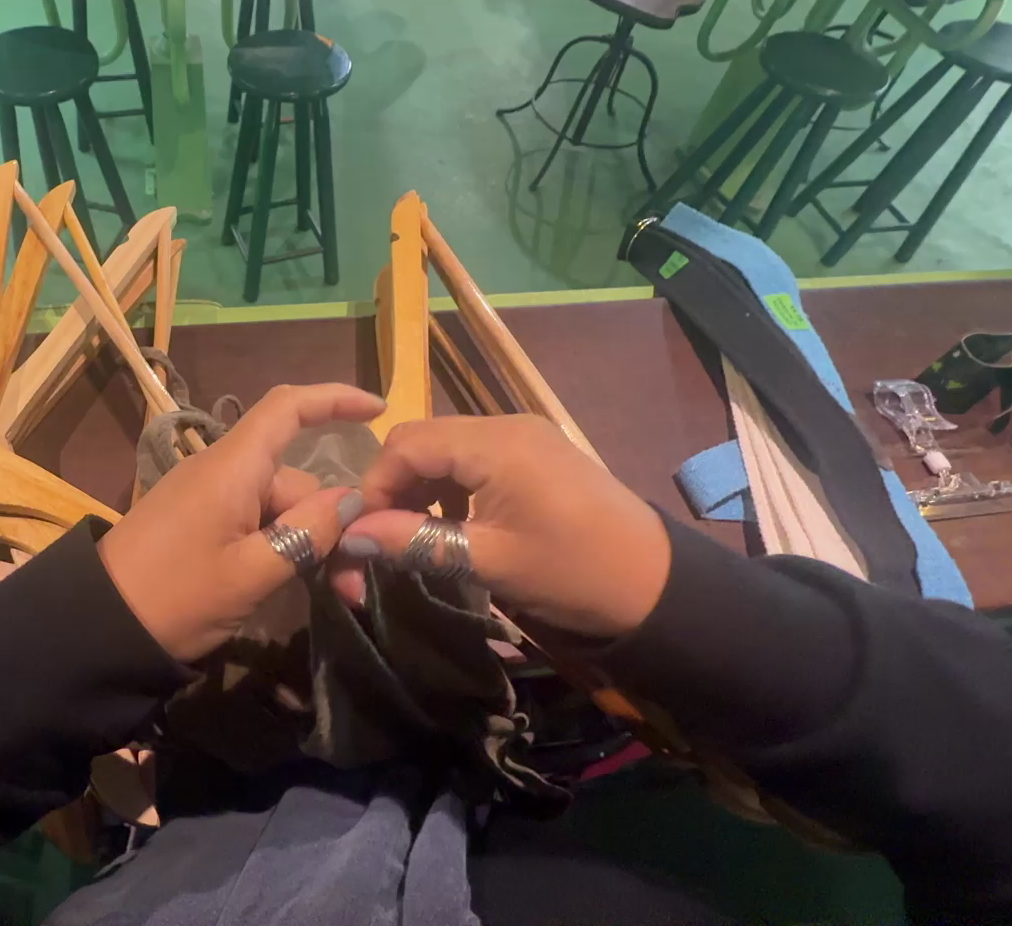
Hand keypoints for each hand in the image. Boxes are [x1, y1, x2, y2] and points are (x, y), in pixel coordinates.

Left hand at [98, 383, 384, 661]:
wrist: (96, 628)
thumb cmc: (174, 596)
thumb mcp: (249, 574)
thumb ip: (305, 535)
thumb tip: (352, 501)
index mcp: (233, 467)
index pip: (287, 407)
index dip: (334, 398)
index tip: (379, 410)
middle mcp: (225, 471)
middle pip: (297, 476)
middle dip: (334, 520)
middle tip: (357, 578)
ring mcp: (212, 497)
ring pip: (281, 506)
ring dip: (311, 543)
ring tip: (336, 592)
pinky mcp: (203, 522)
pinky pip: (258, 521)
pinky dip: (284, 547)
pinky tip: (300, 582)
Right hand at [336, 415, 671, 637]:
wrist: (660, 587)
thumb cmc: (573, 573)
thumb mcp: (489, 561)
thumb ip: (415, 541)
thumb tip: (351, 536)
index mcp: (495, 443)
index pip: (405, 444)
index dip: (375, 487)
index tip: (364, 535)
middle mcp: (504, 424)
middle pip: (422, 438)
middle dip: (394, 484)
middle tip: (387, 536)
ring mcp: (523, 434)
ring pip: (444, 446)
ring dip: (421, 485)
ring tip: (419, 534)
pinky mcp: (534, 451)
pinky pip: (472, 455)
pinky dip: (451, 484)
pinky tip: (455, 521)